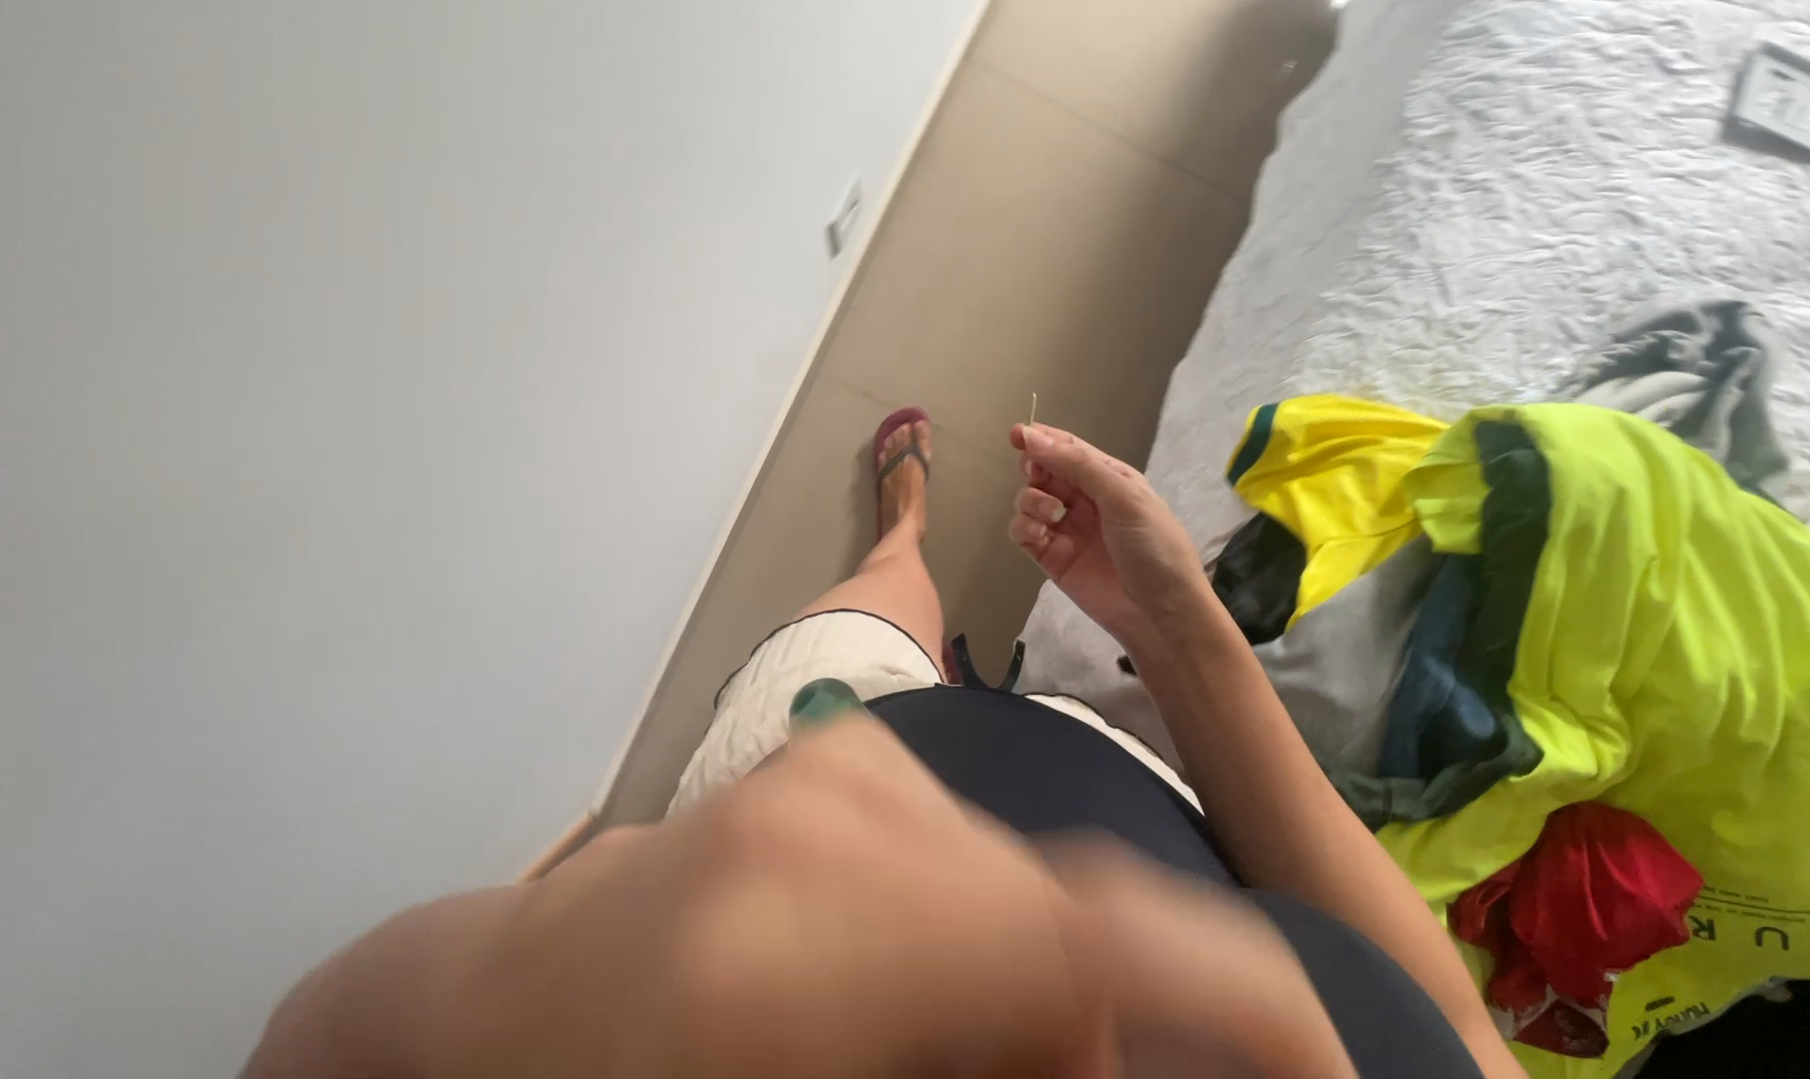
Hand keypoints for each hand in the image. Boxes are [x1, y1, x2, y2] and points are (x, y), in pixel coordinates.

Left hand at [246, 715, 1356, 1077]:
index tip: (1317, 1062)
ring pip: (1023, 881)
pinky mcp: (836, 761)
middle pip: (1063, 917)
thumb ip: (1007, 1058)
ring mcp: (831, 767)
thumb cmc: (624, 1077)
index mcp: (798, 950)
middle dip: (1108, 1021)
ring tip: (969, 1039)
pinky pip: (972, 854)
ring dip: (1039, 982)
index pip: (1076, 937)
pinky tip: (919, 985)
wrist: (492, 1004)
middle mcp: (830, 815)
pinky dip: (986, 930)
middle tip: (1066, 1072)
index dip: (1237, 997)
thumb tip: (1106, 1038)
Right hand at [1008, 423, 1211, 656]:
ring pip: (1030, 501)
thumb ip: (1077, 465)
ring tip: (1051, 515)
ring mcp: (1067, 530)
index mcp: (1109, 479)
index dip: (1042, 439)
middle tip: (1035, 474)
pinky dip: (1024, 528)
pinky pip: (1024, 533)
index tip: (1016, 435)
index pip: (1070, 450)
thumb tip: (1032, 436)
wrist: (1160, 612)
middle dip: (1035, 469)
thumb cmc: (1152, 546)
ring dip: (1031, 500)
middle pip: (1045, 473)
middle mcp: (1086, 501)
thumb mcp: (1123, 496)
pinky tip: (1040, 535)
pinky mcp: (1052, 559)